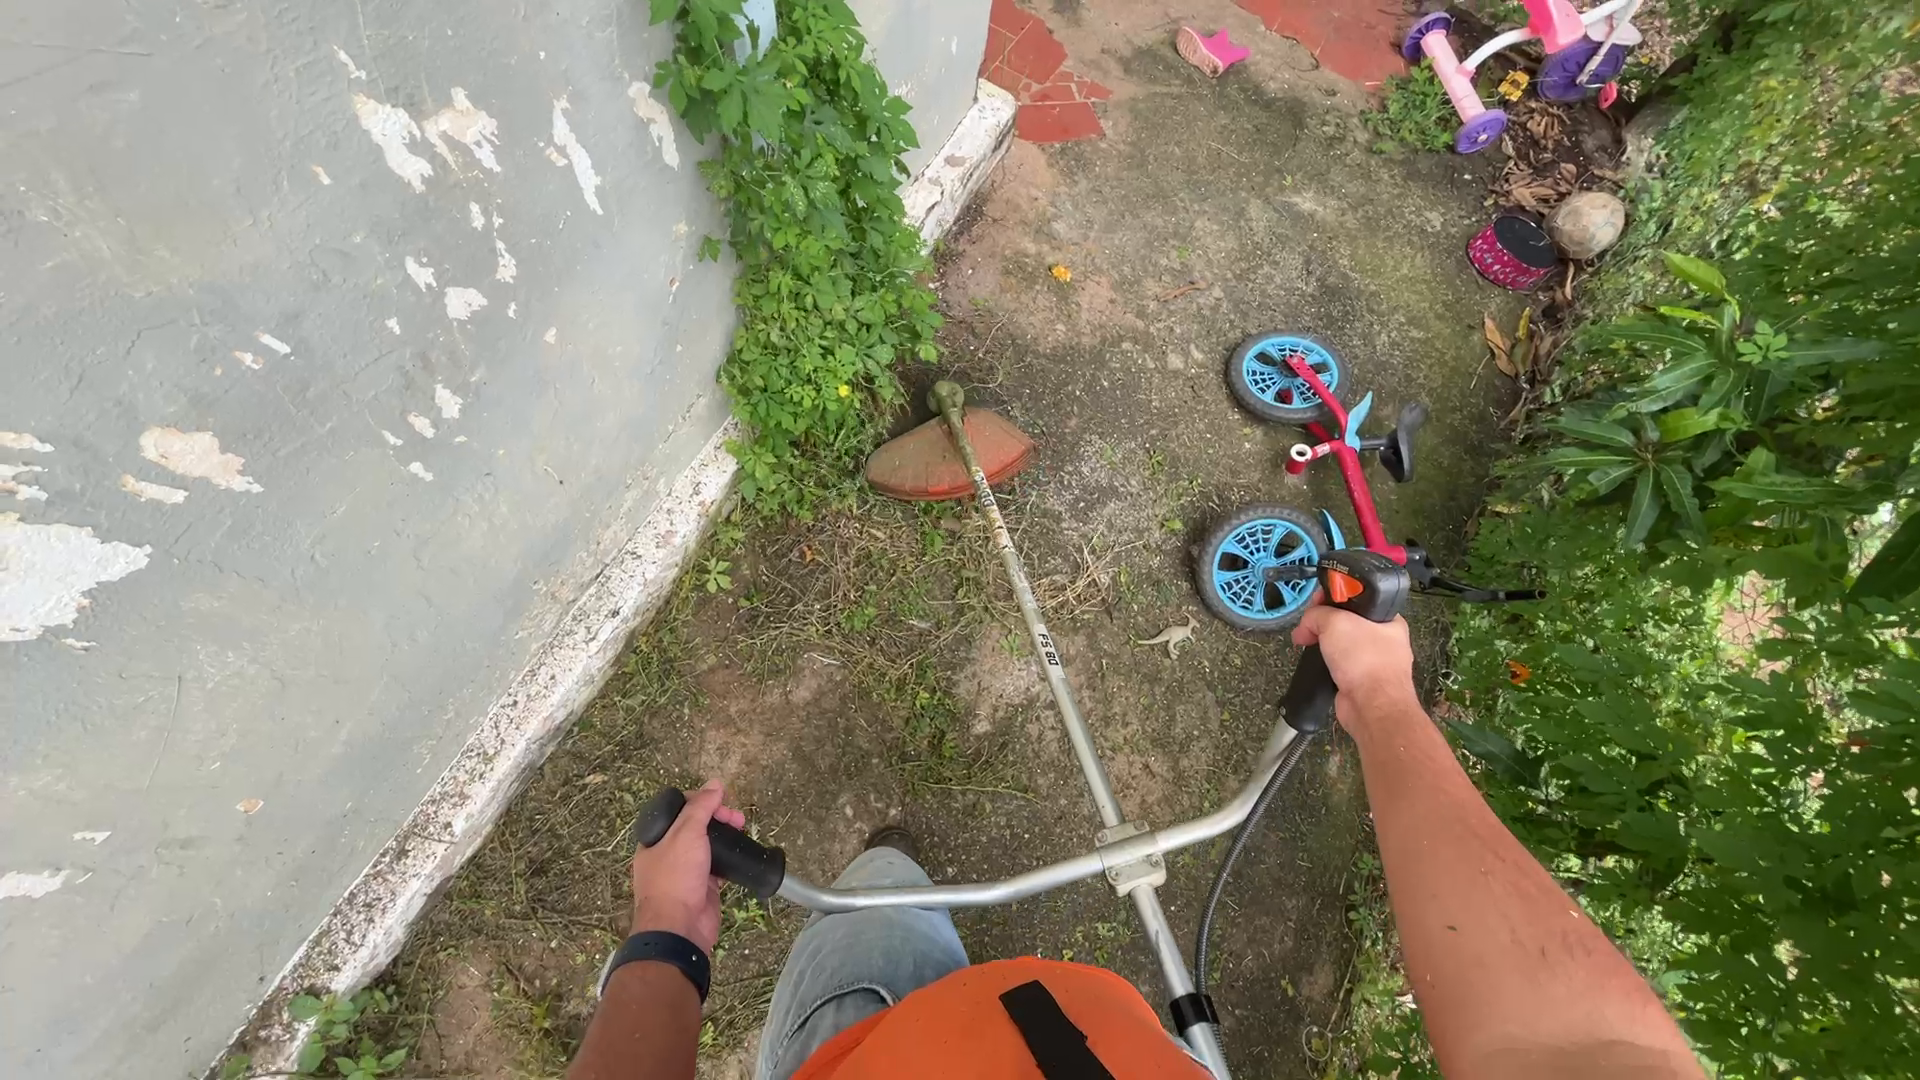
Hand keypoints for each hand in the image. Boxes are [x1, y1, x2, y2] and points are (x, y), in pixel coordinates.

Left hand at [630, 780, 746, 953]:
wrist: (680, 928)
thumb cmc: (676, 878)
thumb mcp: (687, 834)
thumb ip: (701, 807)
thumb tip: (715, 784)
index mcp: (655, 840)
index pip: (677, 810)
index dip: (699, 801)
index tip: (719, 801)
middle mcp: (668, 854)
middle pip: (695, 825)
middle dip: (718, 816)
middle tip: (736, 817)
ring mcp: (685, 872)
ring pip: (707, 844)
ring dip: (725, 834)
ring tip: (743, 829)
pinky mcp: (703, 886)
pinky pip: (717, 865)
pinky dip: (728, 856)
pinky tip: (739, 852)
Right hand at [1292, 603, 1417, 732]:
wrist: (1371, 706)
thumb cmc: (1364, 661)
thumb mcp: (1335, 622)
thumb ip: (1318, 613)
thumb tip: (1308, 623)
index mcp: (1387, 619)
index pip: (1356, 599)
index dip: (1333, 597)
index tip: (1316, 601)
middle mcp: (1382, 639)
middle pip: (1343, 620)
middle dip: (1320, 622)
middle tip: (1307, 625)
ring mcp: (1371, 660)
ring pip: (1338, 642)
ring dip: (1319, 642)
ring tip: (1304, 642)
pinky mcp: (1359, 678)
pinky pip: (1337, 662)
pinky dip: (1324, 661)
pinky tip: (1316, 662)